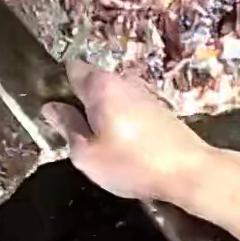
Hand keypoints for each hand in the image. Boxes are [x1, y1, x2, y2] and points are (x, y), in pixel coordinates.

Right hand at [42, 62, 218, 202]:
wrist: (188, 171)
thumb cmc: (132, 163)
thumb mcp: (87, 154)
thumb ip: (66, 127)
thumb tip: (51, 108)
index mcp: (101, 86)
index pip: (71, 69)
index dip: (58, 85)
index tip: (53, 108)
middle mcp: (122, 80)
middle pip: (91, 82)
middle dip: (78, 100)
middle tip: (69, 130)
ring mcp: (142, 92)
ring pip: (109, 95)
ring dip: (99, 111)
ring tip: (94, 140)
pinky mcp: (156, 107)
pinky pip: (125, 105)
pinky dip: (117, 117)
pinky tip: (119, 142)